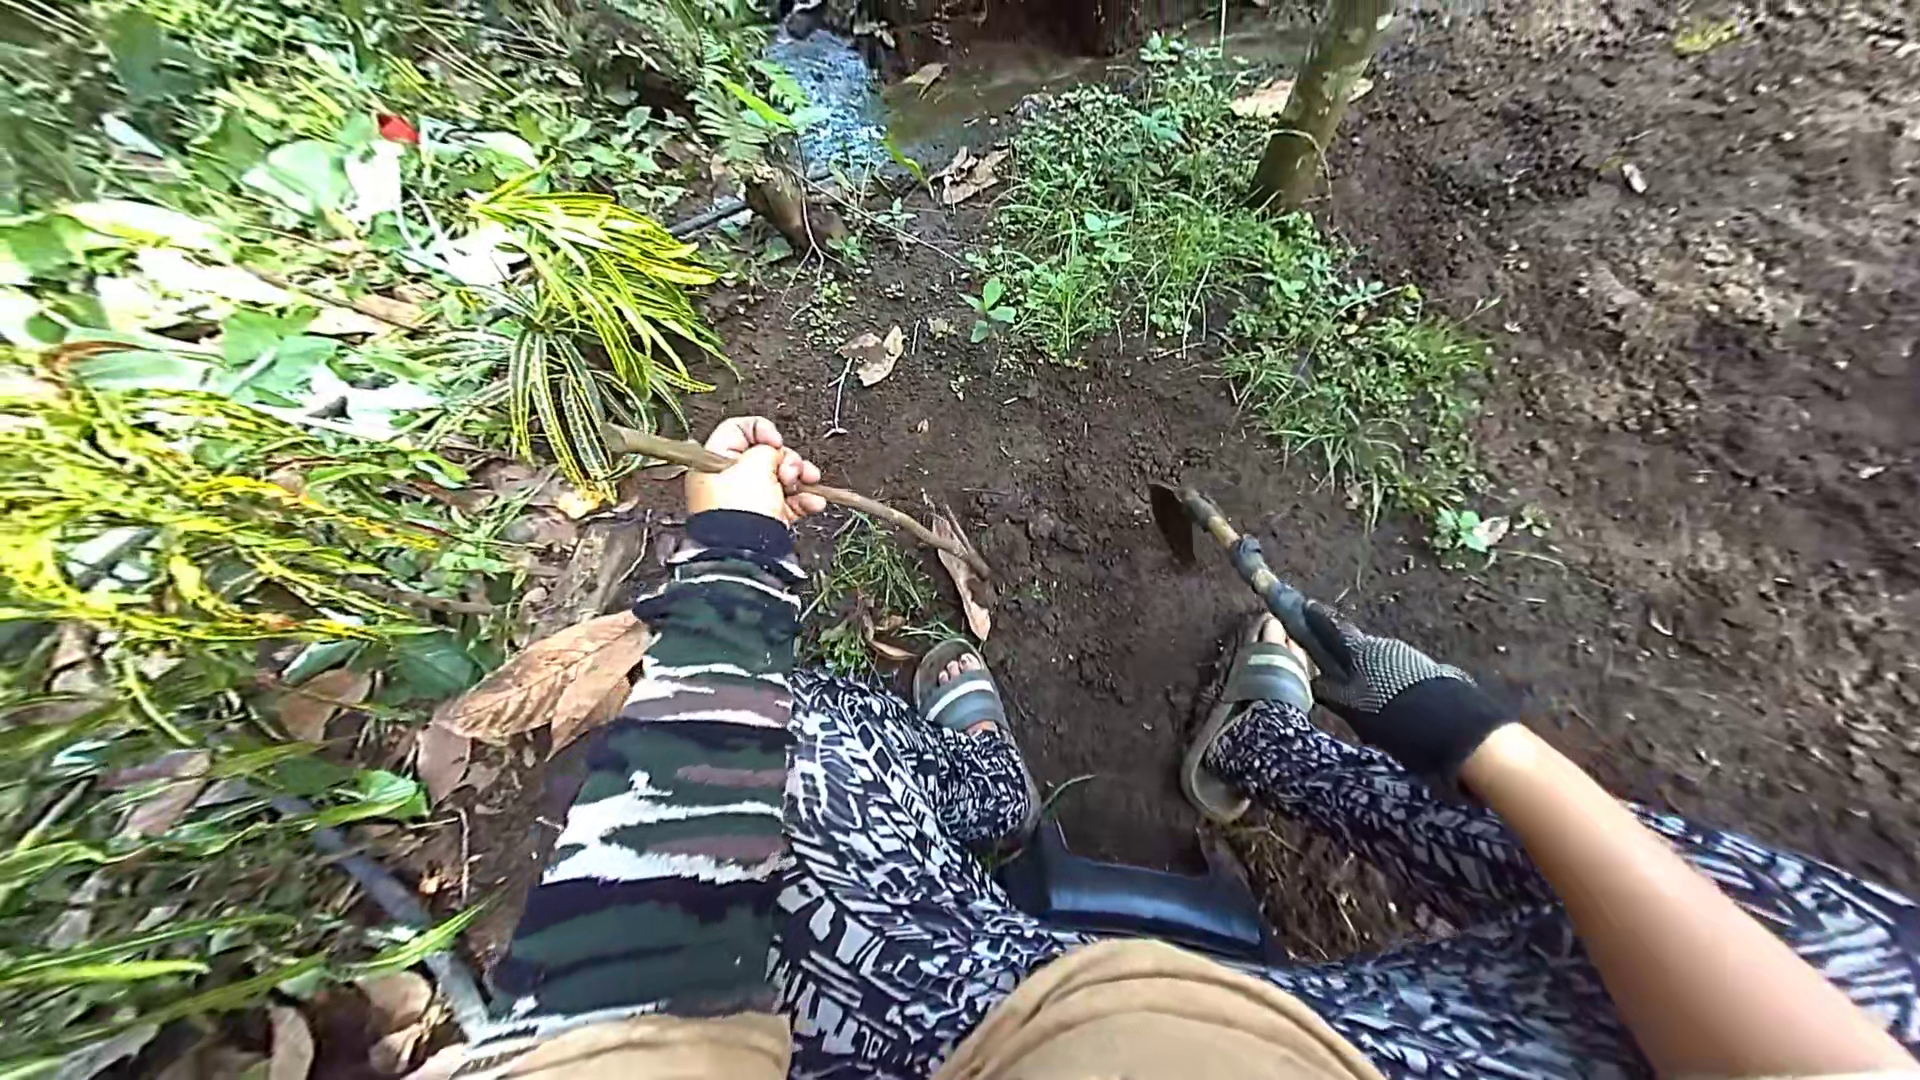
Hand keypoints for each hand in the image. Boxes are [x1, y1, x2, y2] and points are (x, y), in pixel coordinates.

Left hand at [685, 417, 827, 523]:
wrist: (747, 552)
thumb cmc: (742, 508)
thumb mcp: (755, 463)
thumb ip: (767, 450)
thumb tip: (776, 454)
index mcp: (715, 462)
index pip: (737, 430)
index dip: (761, 431)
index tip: (776, 442)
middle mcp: (730, 480)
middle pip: (766, 455)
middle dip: (788, 459)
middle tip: (791, 471)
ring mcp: (750, 500)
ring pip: (782, 478)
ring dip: (802, 478)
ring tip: (811, 483)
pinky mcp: (767, 518)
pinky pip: (790, 502)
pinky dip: (805, 500)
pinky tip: (815, 502)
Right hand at [1306, 603, 1511, 787]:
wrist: (1466, 736)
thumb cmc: (1397, 718)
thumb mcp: (1352, 707)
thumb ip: (1330, 690)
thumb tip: (1312, 679)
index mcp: (1360, 650)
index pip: (1330, 627)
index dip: (1314, 617)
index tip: (1303, 605)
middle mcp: (1385, 647)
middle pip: (1354, 644)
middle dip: (1339, 650)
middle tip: (1325, 660)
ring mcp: (1411, 660)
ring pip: (1376, 659)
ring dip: (1365, 668)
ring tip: (1357, 689)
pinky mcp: (1432, 676)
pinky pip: (1396, 672)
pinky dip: (1385, 680)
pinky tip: (1386, 699)